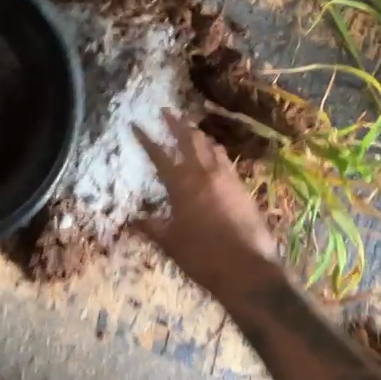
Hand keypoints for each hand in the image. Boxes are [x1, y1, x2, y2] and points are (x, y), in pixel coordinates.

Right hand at [134, 110, 280, 297]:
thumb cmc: (202, 257)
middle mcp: (203, 173)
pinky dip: (215, 150)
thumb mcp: (170, 243)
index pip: (159, 154)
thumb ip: (151, 227)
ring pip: (210, 146)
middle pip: (188, 139)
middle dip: (175, 123)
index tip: (135, 124)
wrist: (247, 269)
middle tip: (166, 110)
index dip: (146, 138)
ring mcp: (226, 178)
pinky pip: (225, 160)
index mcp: (181, 184)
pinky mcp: (242, 187)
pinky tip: (215, 153)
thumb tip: (133, 219)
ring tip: (190, 127)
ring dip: (198, 134)